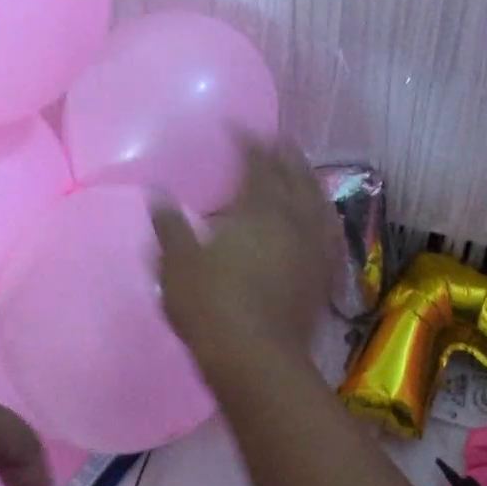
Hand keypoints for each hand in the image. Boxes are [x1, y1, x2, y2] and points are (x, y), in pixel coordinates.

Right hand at [152, 138, 336, 382]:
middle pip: (293, 175)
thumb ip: (170, 227)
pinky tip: (322, 219)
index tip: (236, 125)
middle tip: (278, 138)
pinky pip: (328, 234)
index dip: (246, 140)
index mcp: (258, 209)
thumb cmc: (211, 308)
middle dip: (284, 153)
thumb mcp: (178, 265)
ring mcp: (313, 247)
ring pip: (317, 201)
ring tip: (302, 169)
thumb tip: (157, 196)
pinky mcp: (324, 274)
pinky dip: (324, 218)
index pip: (255, 162)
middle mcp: (292, 219)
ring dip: (309, 179)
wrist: (257, 360)